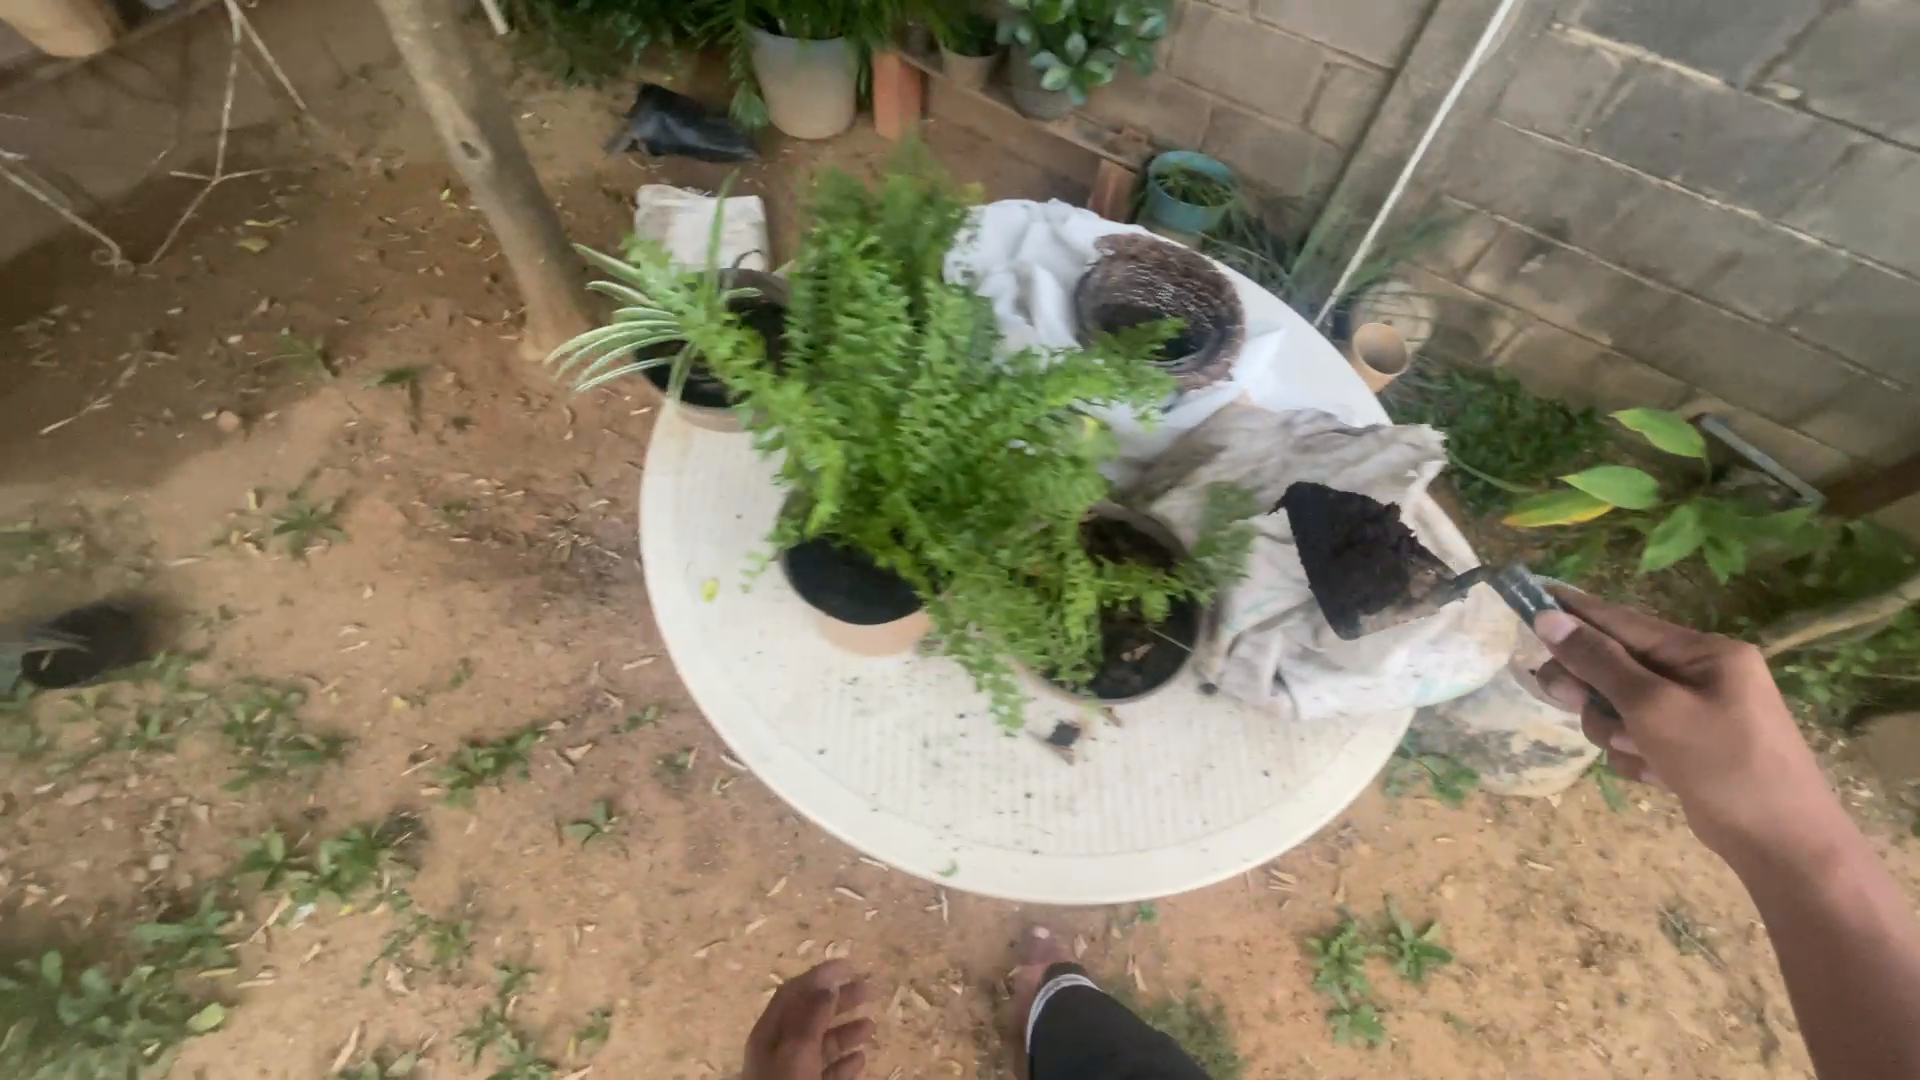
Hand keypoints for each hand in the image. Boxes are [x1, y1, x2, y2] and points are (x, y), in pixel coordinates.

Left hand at [743, 960, 873, 1079]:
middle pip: (811, 1014)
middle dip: (841, 1000)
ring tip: (872, 1027)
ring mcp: (791, 1075)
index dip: (821, 974)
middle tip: (871, 991)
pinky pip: (826, 1073)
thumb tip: (828, 985)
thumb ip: (812, 1017)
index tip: (851, 964)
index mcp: (770, 1033)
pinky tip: (860, 1061)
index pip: (794, 991)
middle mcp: (779, 1050)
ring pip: (821, 1045)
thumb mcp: (797, 1051)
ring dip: (847, 1032)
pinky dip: (844, 1064)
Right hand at [1532, 589, 1845, 868]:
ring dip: (1608, 726)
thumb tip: (1547, 618)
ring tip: (1630, 750)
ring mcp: (1693, 709)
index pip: (1620, 619)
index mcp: (1704, 652)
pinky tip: (1650, 771)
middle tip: (1566, 701)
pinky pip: (1630, 731)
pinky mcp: (1684, 742)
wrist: (1781, 844)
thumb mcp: (1651, 706)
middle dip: (1587, 686)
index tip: (1526, 597)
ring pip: (1614, 701)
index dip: (1571, 610)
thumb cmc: (1722, 763)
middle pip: (1610, 662)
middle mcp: (1699, 673)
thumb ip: (1597, 660)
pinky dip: (1628, 750)